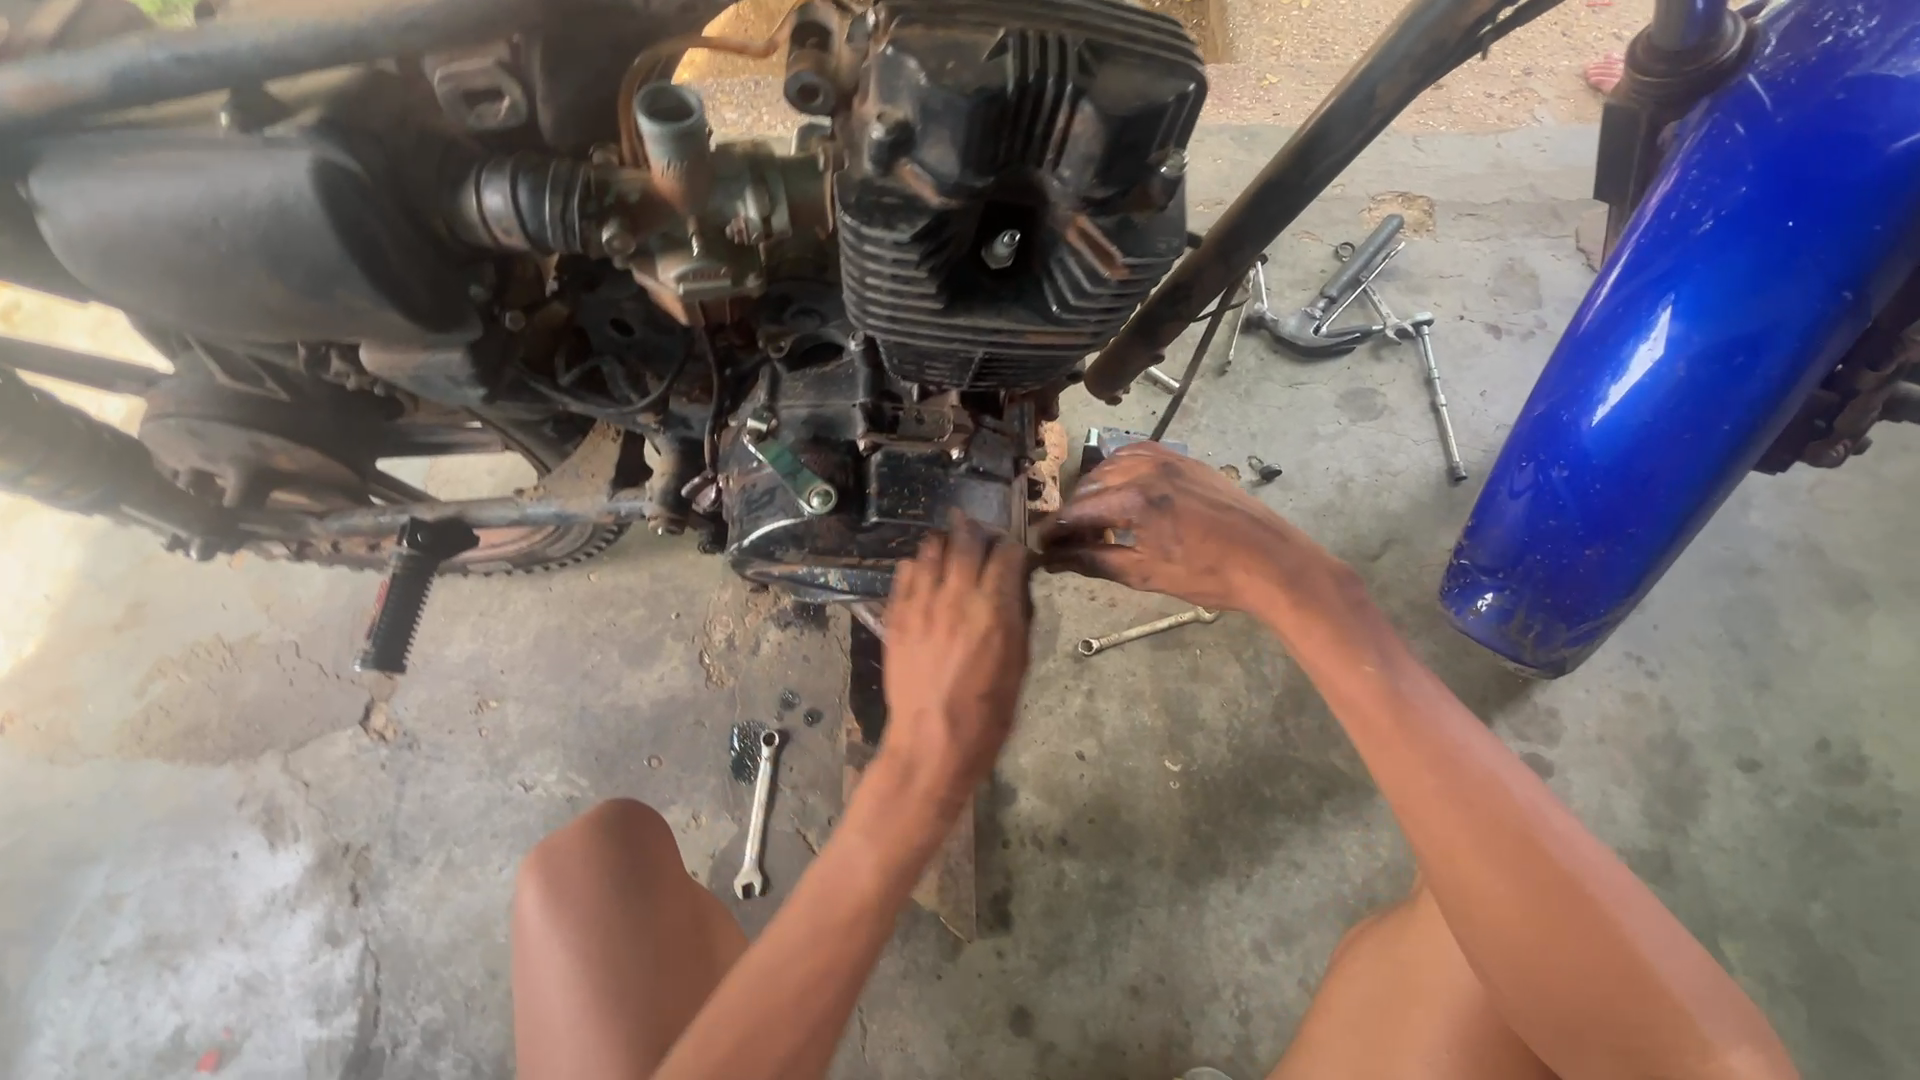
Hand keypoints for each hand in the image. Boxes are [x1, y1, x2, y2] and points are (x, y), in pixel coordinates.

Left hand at [879, 514, 1033, 814]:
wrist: (933, 740)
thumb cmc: (987, 711)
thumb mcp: (1019, 664)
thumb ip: (1017, 617)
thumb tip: (1015, 587)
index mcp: (994, 608)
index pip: (1005, 552)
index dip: (1012, 546)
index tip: (1013, 552)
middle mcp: (956, 595)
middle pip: (965, 540)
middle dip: (976, 531)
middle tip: (980, 534)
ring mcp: (921, 602)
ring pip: (931, 549)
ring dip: (945, 542)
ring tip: (951, 547)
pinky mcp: (896, 615)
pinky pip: (905, 572)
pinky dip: (918, 564)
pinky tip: (925, 572)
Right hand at [1040, 442, 1346, 611]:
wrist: (1270, 561)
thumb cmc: (1209, 576)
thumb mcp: (1147, 574)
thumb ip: (1097, 561)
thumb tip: (1056, 560)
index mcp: (1135, 501)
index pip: (1078, 511)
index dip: (1056, 531)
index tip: (1042, 545)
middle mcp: (1146, 470)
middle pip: (1090, 484)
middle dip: (1073, 510)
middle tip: (1066, 538)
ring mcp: (1169, 459)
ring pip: (1112, 463)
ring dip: (1095, 487)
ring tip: (1093, 516)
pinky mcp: (1186, 459)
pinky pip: (1139, 452)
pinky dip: (1121, 467)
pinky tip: (1121, 487)